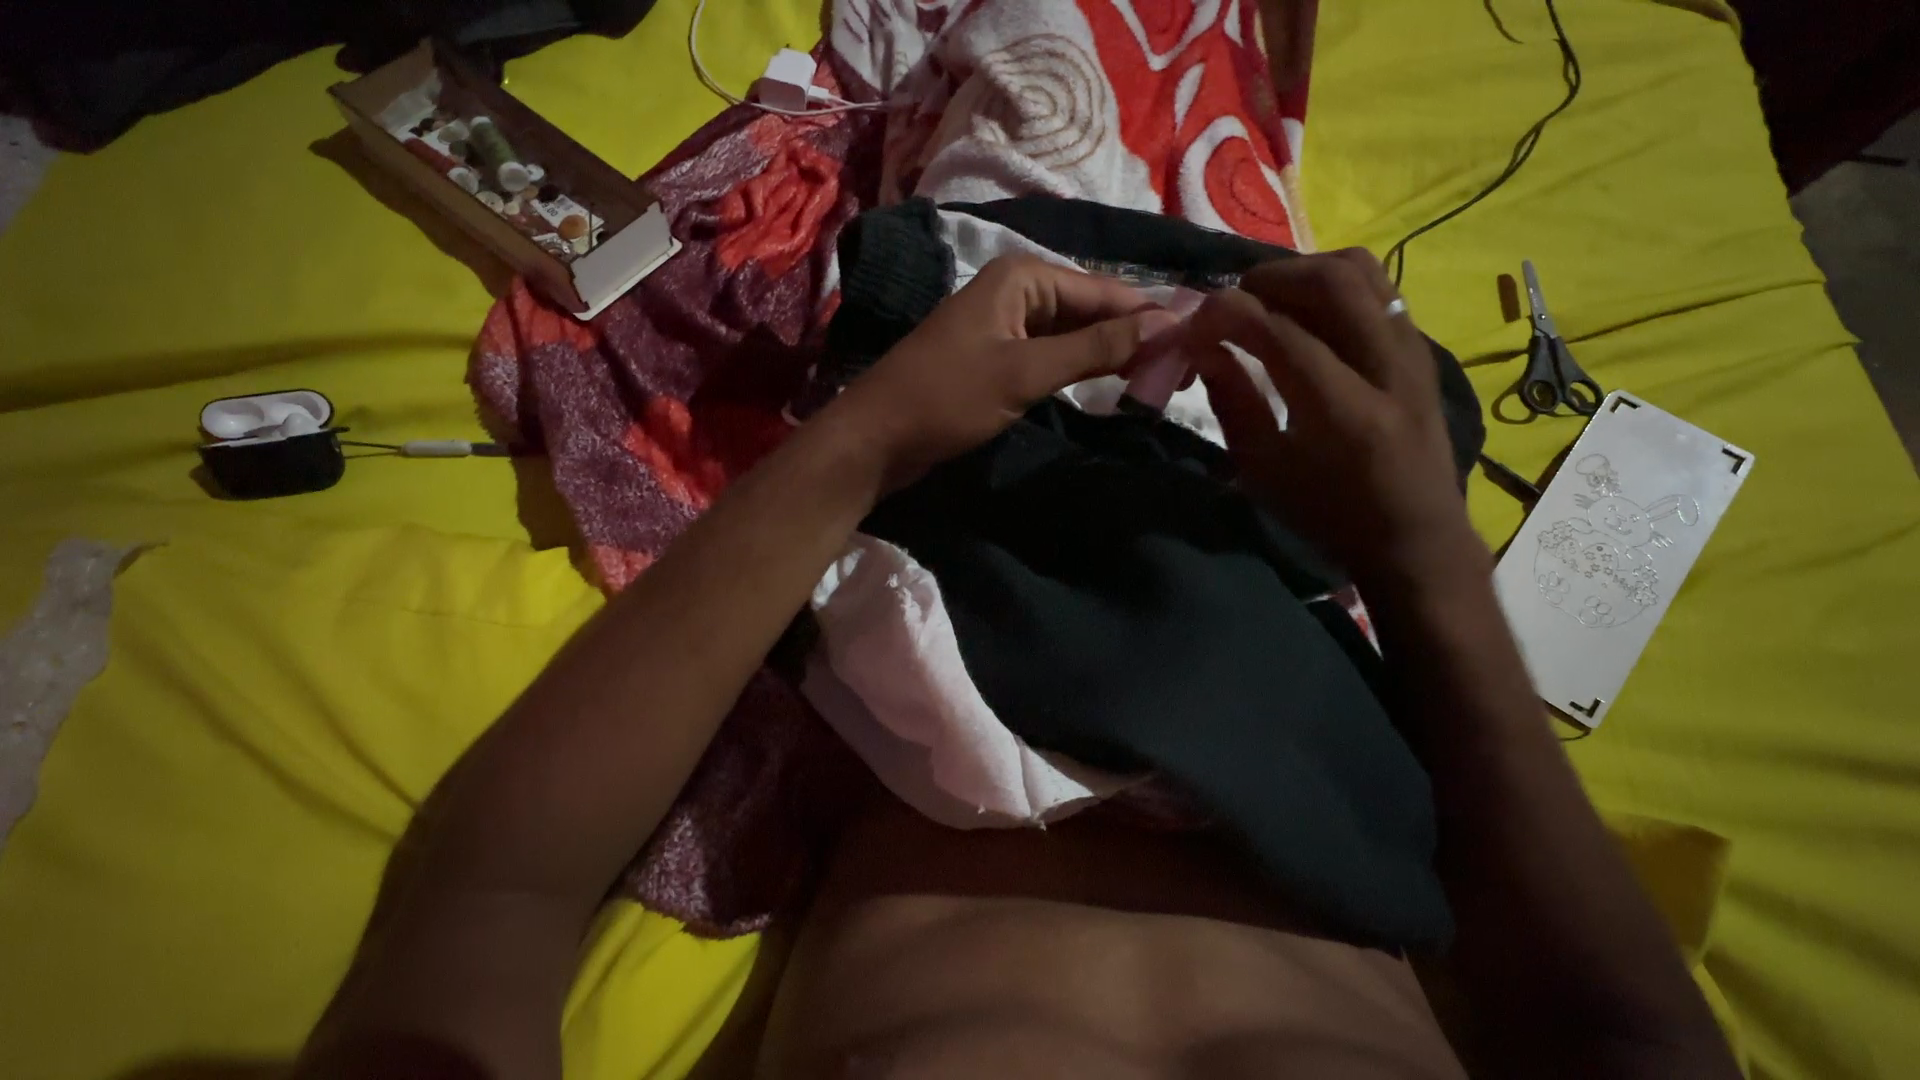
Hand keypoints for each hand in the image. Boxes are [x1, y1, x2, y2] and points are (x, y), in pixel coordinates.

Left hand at [826, 255, 1179, 487]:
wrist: (875, 440)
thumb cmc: (947, 398)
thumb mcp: (1026, 372)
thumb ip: (1096, 349)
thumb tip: (1168, 325)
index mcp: (1021, 278)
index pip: (1104, 291)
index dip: (1150, 317)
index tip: (1199, 342)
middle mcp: (1014, 291)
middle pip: (1090, 310)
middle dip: (1133, 337)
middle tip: (1185, 369)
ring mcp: (1003, 327)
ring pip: (1072, 335)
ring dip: (1110, 356)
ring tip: (1160, 379)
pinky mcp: (995, 360)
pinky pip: (1049, 357)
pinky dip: (1078, 370)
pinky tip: (1109, 386)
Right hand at [1185, 249, 1485, 587]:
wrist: (1415, 538)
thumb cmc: (1330, 516)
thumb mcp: (1264, 472)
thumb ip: (1233, 403)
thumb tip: (1204, 349)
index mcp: (1343, 411)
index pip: (1280, 331)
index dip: (1228, 313)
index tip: (1196, 323)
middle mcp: (1386, 368)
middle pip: (1331, 280)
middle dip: (1270, 278)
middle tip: (1233, 301)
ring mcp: (1412, 352)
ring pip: (1362, 271)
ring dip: (1305, 272)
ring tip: (1269, 299)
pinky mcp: (1420, 349)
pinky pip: (1377, 290)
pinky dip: (1333, 286)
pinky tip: (1305, 314)